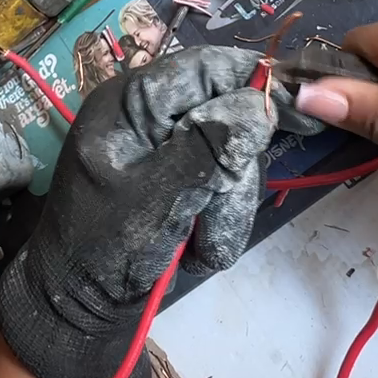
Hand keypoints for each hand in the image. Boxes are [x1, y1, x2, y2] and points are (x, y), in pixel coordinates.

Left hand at [0, 47, 321, 377]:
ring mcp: (167, 147)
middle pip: (228, 115)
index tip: (301, 104)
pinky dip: (220, 218)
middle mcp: (151, 114)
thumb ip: (207, 149)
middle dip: (232, 173)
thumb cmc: (101, 250)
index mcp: (131, 101)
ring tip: (202, 243)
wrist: (76, 309)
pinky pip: (223, 183)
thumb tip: (259, 103)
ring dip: (227, 205)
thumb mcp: (154, 199)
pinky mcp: (181, 177)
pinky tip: (198, 248)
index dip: (254, 79)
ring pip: (232, 155)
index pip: (205, 67)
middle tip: (218, 215)